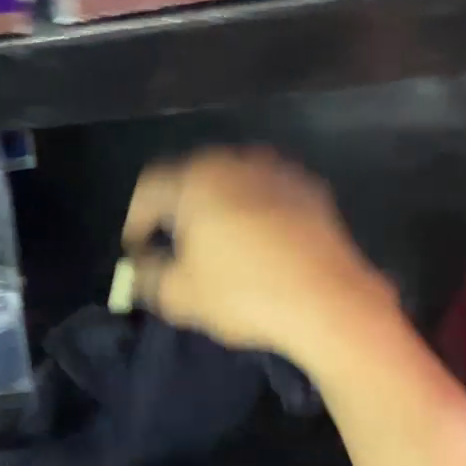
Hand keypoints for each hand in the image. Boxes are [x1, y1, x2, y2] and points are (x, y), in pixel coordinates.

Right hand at [120, 147, 398, 364]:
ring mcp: (276, 172)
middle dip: (177, 209)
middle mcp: (234, 162)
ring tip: (214, 243)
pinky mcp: (309, 190)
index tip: (136, 249)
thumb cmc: (244, 294)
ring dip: (216, 207)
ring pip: (231, 183)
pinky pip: (265, 194)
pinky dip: (252, 212)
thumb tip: (136, 268)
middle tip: (172, 243)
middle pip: (191, 178)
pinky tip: (255, 244)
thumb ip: (146, 276)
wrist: (329, 302)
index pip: (149, 189)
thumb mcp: (179, 294)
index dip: (136, 220)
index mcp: (195, 179)